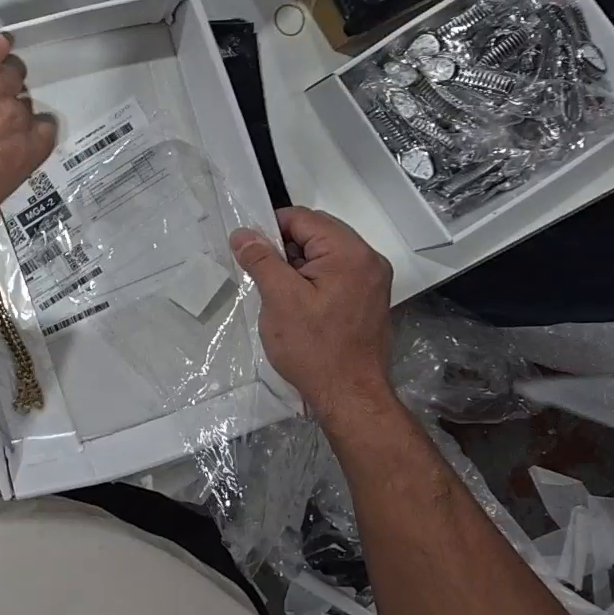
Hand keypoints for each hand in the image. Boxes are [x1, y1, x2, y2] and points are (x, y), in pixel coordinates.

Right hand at [231, 207, 394, 423]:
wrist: (350, 396)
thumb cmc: (314, 348)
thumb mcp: (279, 299)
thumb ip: (261, 259)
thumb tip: (242, 233)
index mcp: (350, 253)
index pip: (303, 218)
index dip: (271, 228)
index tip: (249, 251)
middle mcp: (367, 260)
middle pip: (316, 232)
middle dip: (283, 246)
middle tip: (261, 273)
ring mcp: (371, 280)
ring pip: (323, 253)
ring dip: (295, 264)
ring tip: (276, 291)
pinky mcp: (366, 298)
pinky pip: (333, 272)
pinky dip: (310, 278)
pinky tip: (295, 302)